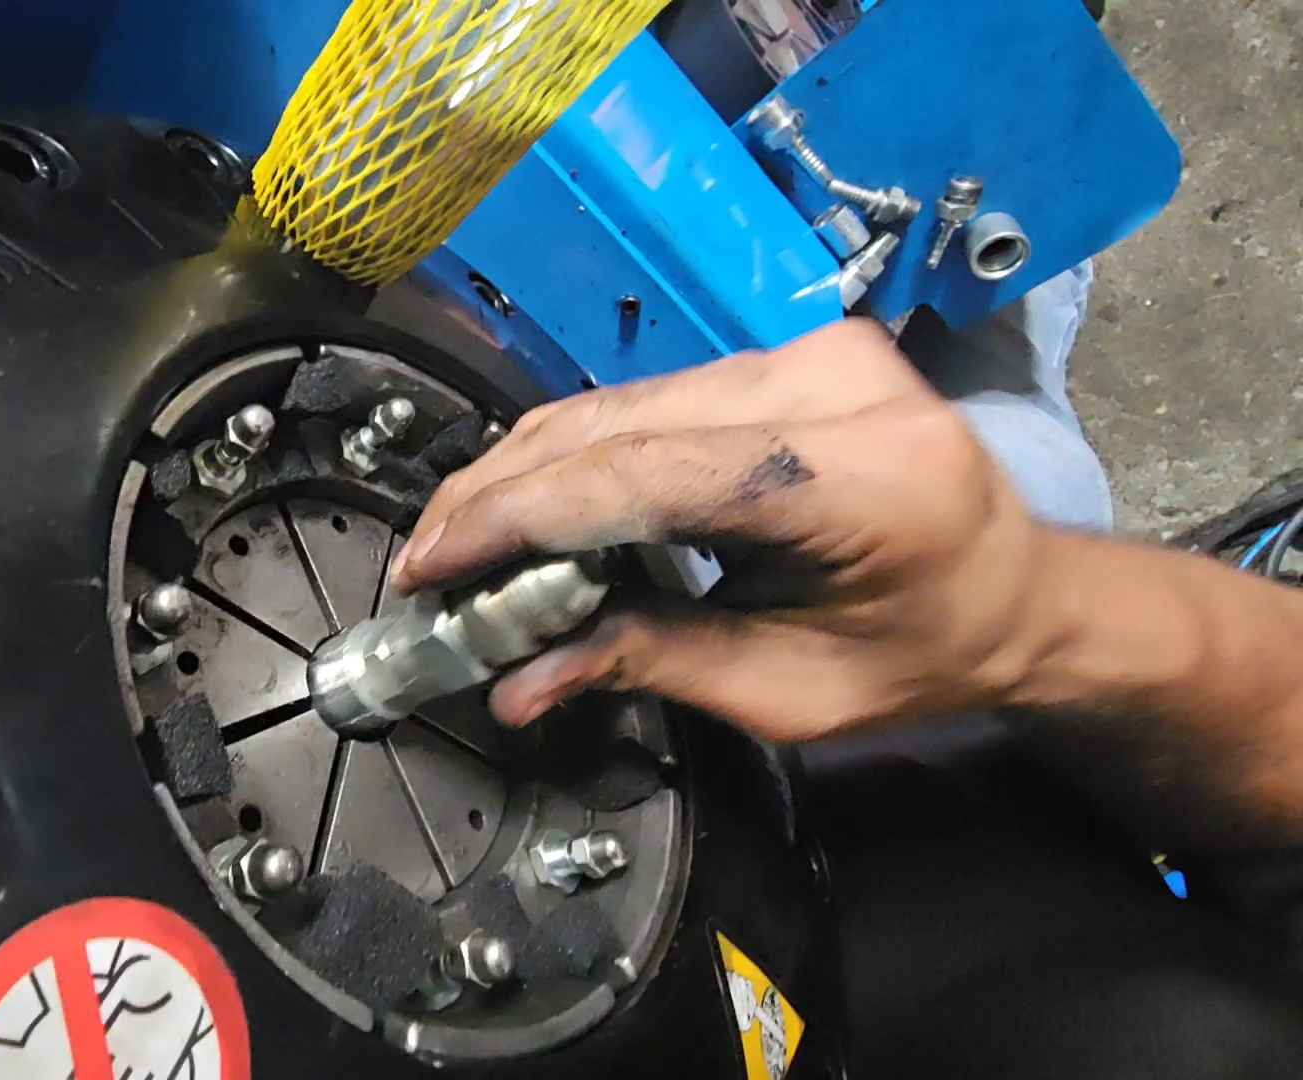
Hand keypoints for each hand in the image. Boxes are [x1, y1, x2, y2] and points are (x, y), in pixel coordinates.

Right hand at [393, 320, 1060, 741]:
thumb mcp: (787, 691)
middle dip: (493, 497)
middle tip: (423, 558)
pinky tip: (513, 501)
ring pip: (600, 406)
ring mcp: (795, 354)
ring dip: (512, 475)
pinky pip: (625, 403)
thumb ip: (643, 666)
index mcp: (861, 477)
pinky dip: (556, 457)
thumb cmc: (923, 653)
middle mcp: (825, 383)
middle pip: (604, 428)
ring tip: (452, 536)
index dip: (516, 518)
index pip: (641, 476)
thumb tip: (516, 688)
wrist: (1017, 587)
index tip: (432, 565)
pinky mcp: (765, 356)